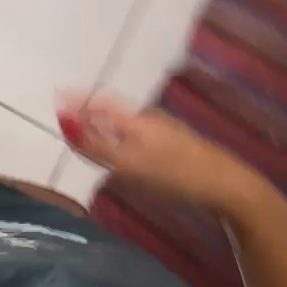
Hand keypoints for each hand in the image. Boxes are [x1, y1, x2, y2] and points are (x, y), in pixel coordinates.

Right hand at [55, 93, 278, 219]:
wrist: (229, 188)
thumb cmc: (176, 174)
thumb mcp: (130, 163)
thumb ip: (95, 145)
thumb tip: (61, 119)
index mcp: (135, 117)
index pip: (99, 101)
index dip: (78, 99)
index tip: (56, 98)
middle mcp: (147, 119)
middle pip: (111, 110)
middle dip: (88, 109)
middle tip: (66, 114)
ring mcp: (163, 132)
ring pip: (124, 123)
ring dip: (103, 125)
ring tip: (86, 133)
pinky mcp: (173, 148)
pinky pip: (135, 135)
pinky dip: (118, 138)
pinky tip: (120, 152)